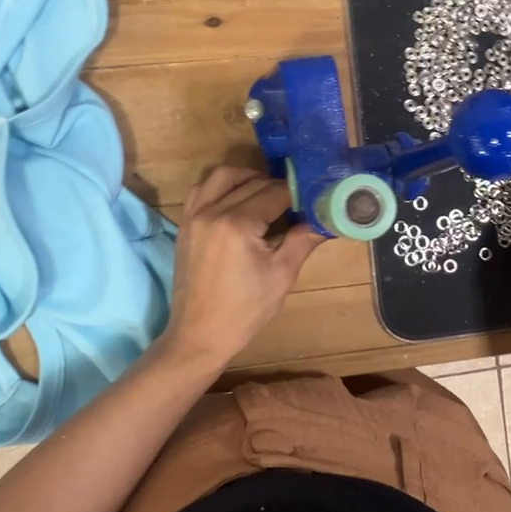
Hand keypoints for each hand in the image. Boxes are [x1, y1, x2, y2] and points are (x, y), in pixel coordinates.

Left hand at [163, 166, 322, 365]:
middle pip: (251, 183)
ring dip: (247, 178)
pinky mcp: (185, 224)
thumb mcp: (282, 275)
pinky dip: (221, 187)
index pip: (274, 192)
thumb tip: (325, 218)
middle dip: (276, 188)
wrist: (200, 335)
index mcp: (238, 223)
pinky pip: (201, 190)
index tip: (312, 201)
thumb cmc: (245, 310)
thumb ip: (303, 240)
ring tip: (266, 195)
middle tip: (296, 203)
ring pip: (222, 176)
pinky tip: (238, 202)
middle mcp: (212, 211)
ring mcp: (194, 216)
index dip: (297, 194)